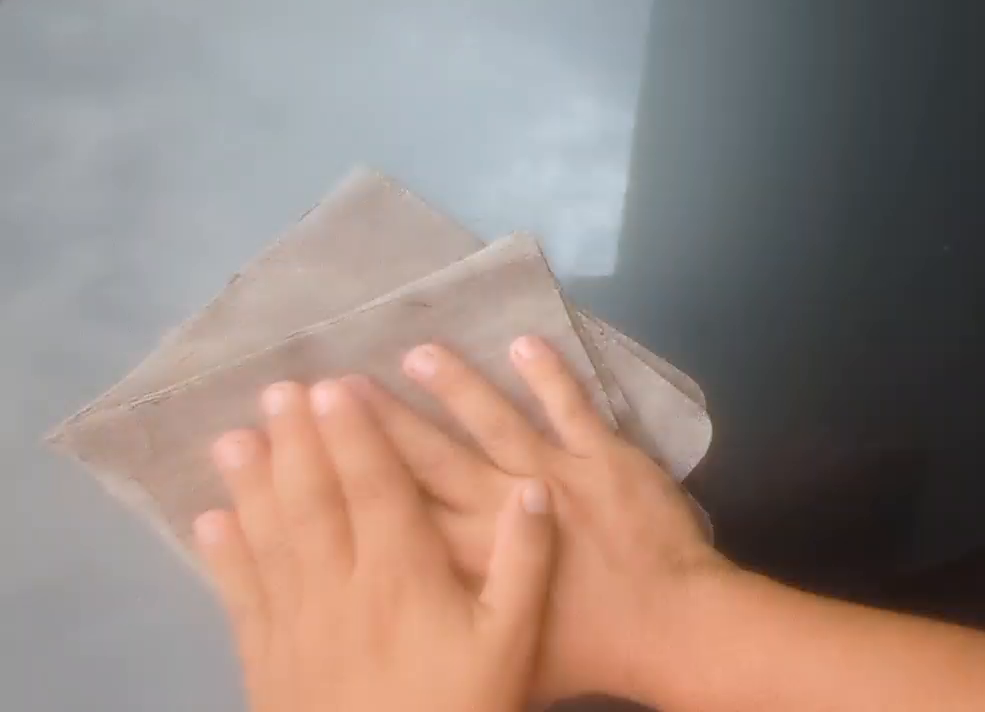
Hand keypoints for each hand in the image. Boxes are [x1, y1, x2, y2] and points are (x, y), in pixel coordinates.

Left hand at [195, 379, 554, 711]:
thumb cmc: (464, 704)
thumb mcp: (515, 638)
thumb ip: (526, 560)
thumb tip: (534, 486)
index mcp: (402, 578)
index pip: (374, 491)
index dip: (356, 437)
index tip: (338, 388)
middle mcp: (339, 590)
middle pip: (313, 503)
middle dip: (298, 442)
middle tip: (282, 389)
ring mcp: (294, 626)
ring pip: (269, 540)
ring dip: (253, 484)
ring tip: (237, 436)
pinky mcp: (267, 661)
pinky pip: (240, 595)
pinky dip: (223, 553)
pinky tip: (211, 522)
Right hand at [353, 337, 732, 704]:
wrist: (667, 619)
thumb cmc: (581, 646)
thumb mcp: (495, 638)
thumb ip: (449, 604)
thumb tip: (402, 588)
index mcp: (466, 558)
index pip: (394, 506)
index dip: (350, 470)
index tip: (312, 437)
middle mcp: (501, 507)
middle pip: (430, 458)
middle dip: (381, 421)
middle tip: (333, 384)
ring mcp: (557, 473)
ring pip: (495, 422)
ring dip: (457, 386)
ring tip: (418, 351)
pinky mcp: (605, 456)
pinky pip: (571, 407)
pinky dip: (550, 375)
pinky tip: (524, 343)